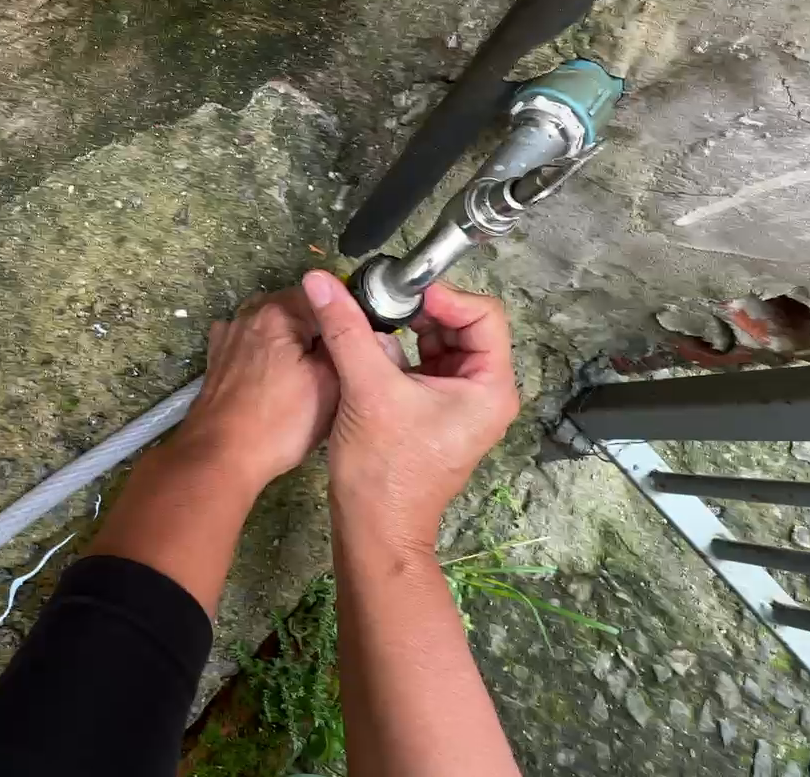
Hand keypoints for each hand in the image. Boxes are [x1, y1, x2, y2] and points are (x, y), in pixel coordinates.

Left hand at [165, 286, 339, 491]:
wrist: (220, 454)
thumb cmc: (279, 422)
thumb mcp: (330, 385)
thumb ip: (342, 345)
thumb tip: (350, 328)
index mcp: (279, 312)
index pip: (324, 296)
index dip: (345, 320)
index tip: (354, 346)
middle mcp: (249, 314)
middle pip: (296, 309)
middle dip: (316, 331)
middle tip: (334, 365)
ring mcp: (229, 334)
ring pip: (272, 327)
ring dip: (290, 342)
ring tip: (305, 375)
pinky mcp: (217, 357)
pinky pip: (251, 343)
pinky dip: (265, 352)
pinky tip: (273, 375)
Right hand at [301, 270, 518, 553]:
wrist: (374, 529)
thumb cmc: (384, 469)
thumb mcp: (367, 388)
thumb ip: (346, 327)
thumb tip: (319, 280)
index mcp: (490, 386)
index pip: (483, 314)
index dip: (444, 295)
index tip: (400, 290)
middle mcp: (483, 391)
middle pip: (461, 325)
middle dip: (420, 309)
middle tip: (380, 299)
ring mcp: (458, 401)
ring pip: (438, 341)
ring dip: (406, 327)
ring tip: (370, 318)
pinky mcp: (433, 409)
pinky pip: (422, 362)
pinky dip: (398, 348)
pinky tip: (368, 345)